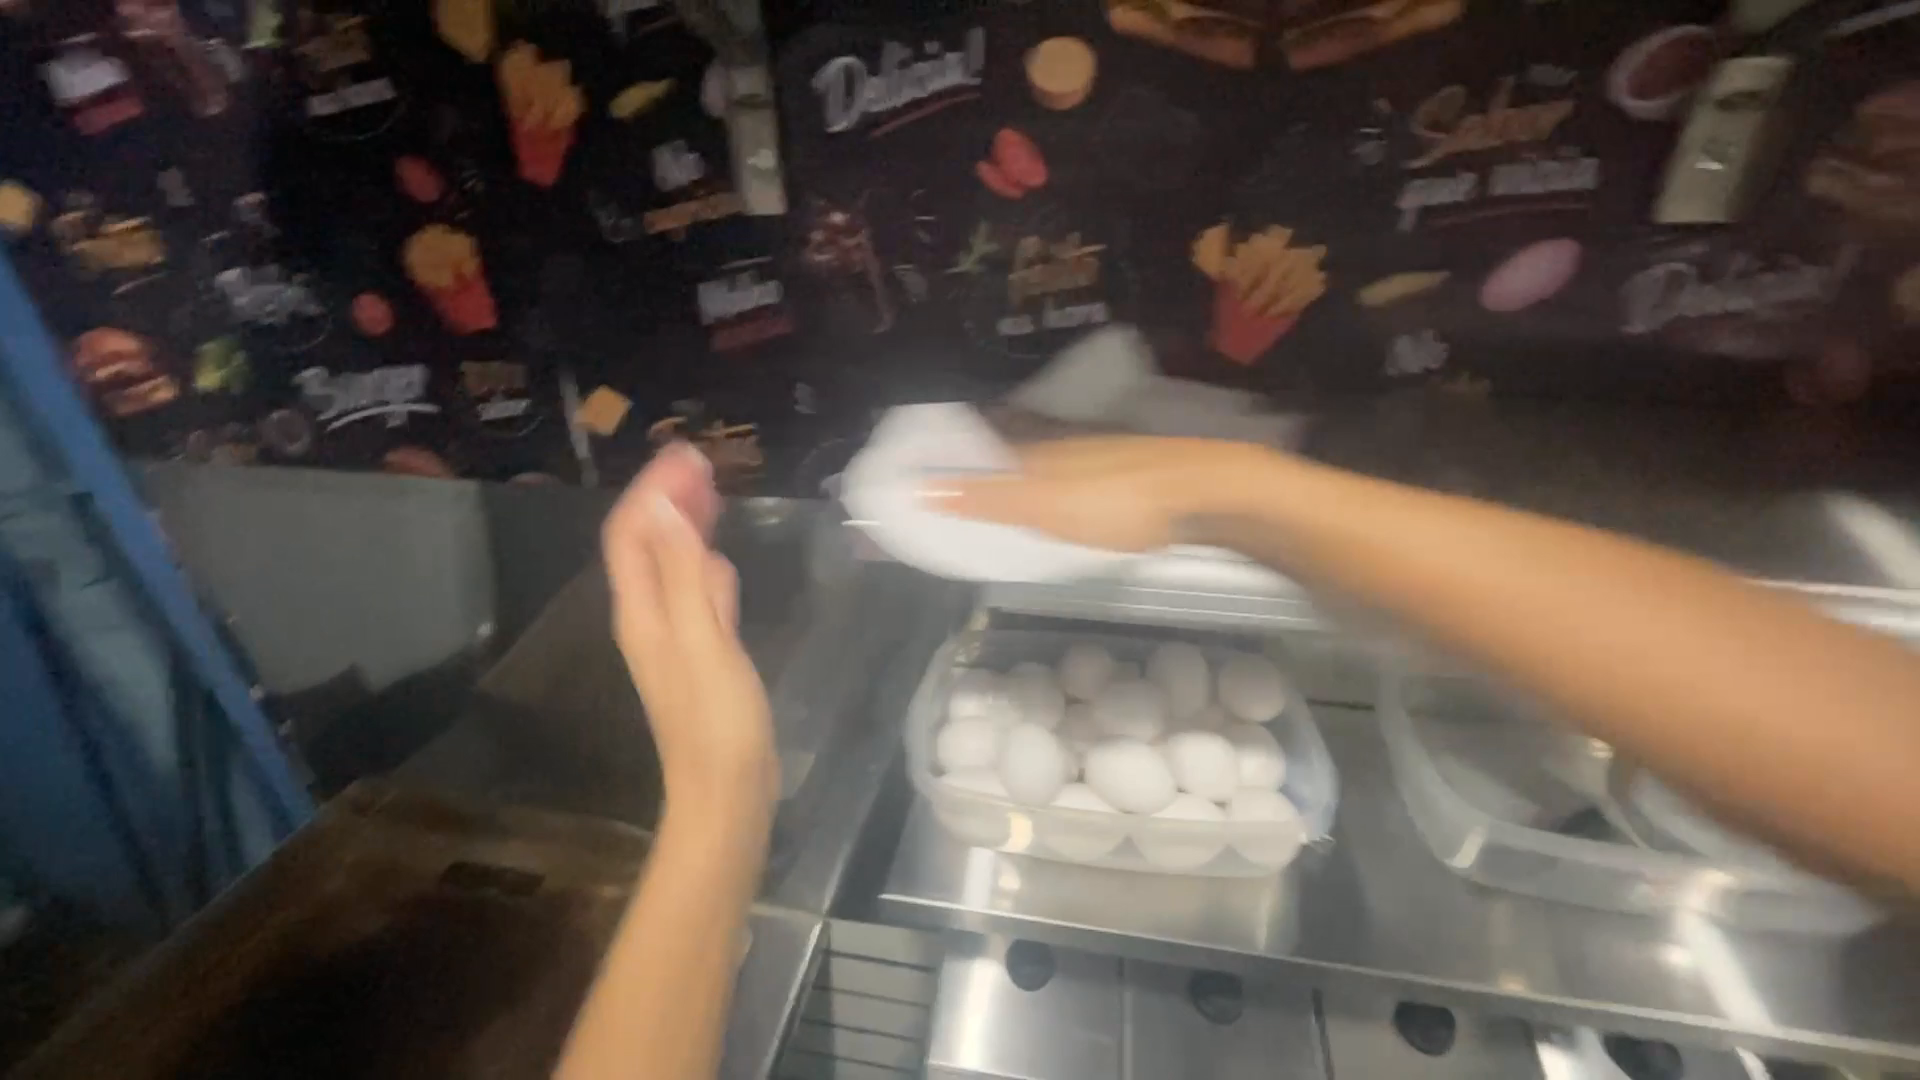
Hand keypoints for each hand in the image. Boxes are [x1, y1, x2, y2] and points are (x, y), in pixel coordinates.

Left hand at [604, 445, 773, 823]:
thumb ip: (682, 573)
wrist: (727, 793)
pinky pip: (696, 592)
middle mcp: (650, 618)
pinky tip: (721, 559)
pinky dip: (705, 564)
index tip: (687, 453)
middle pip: (648, 544)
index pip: (633, 533)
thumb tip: (660, 506)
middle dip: (667, 499)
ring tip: (713, 492)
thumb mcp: (701, 639)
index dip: (653, 490)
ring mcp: (675, 637)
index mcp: (643, 611)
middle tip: (702, 462)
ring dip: (686, 525)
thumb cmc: (717, 721)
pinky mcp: (702, 652)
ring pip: (673, 565)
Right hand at [926, 436, 1257, 550]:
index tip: (920, 463)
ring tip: (993, 495)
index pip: (977, 436)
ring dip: (1013, 470)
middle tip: (952, 483)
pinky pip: (1067, 472)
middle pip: (1006, 446)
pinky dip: (1046, 483)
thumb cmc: (1113, 501)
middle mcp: (1058, 441)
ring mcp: (1091, 453)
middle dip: (978, 459)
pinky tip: (1052, 502)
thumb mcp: (1041, 506)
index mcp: (1033, 446)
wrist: (1199, 492)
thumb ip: (985, 499)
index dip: (948, 448)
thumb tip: (921, 487)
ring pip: (1038, 457)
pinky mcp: (1119, 468)